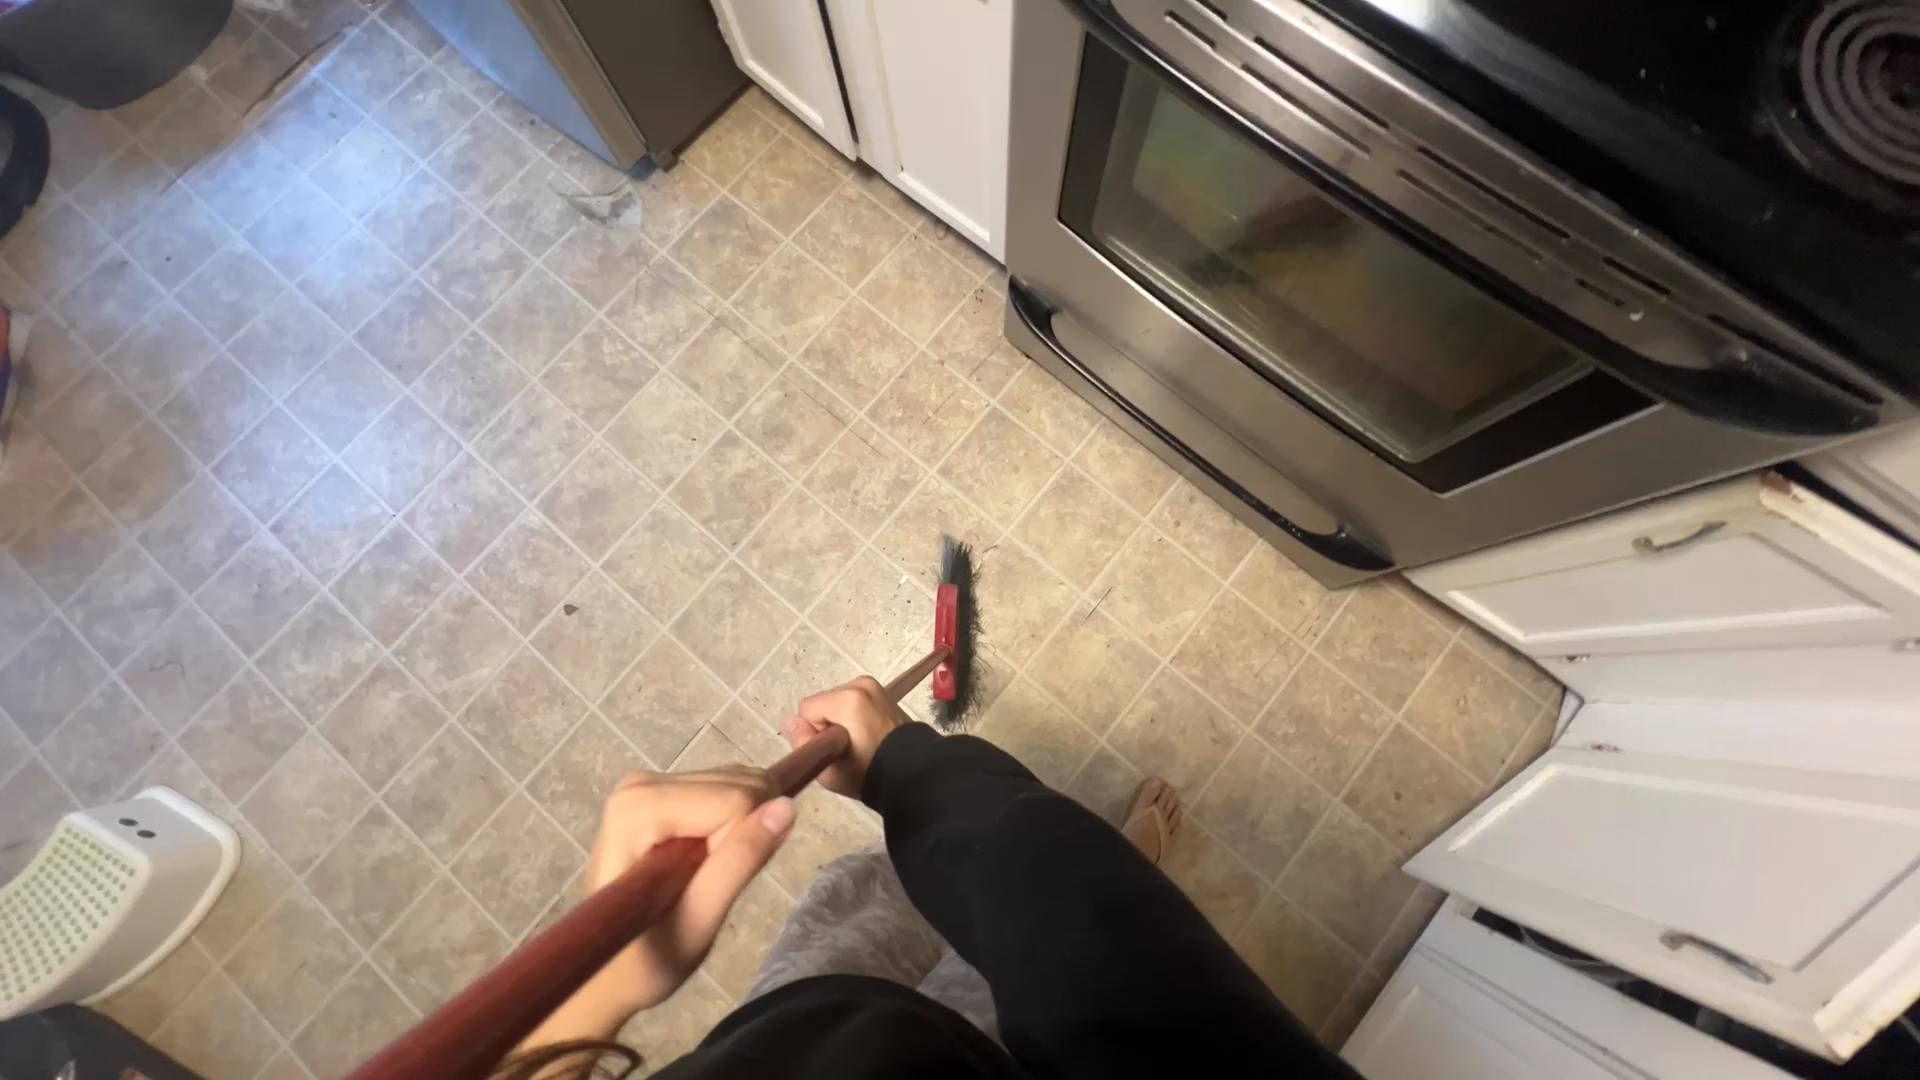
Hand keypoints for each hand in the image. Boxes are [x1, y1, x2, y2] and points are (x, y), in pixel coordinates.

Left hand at [578, 767, 795, 1014]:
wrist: (608, 972)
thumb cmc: (647, 960)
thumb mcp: (699, 925)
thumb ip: (739, 862)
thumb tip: (785, 807)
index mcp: (639, 809)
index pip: (736, 799)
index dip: (741, 844)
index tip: (714, 885)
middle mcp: (642, 782)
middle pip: (740, 784)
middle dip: (744, 831)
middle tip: (714, 880)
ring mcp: (652, 780)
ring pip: (741, 782)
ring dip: (742, 826)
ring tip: (708, 870)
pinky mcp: (666, 785)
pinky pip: (731, 785)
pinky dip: (735, 820)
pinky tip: (708, 853)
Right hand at [780, 675, 909, 798]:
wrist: (914, 774)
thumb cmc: (869, 774)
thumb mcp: (828, 769)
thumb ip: (803, 742)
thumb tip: (788, 720)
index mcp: (848, 699)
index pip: (807, 708)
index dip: (813, 732)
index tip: (830, 750)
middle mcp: (861, 684)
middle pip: (823, 702)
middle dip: (826, 724)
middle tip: (844, 749)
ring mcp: (874, 686)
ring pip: (837, 701)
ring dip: (840, 720)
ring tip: (857, 744)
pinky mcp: (882, 692)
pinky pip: (853, 701)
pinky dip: (853, 716)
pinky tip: (866, 735)